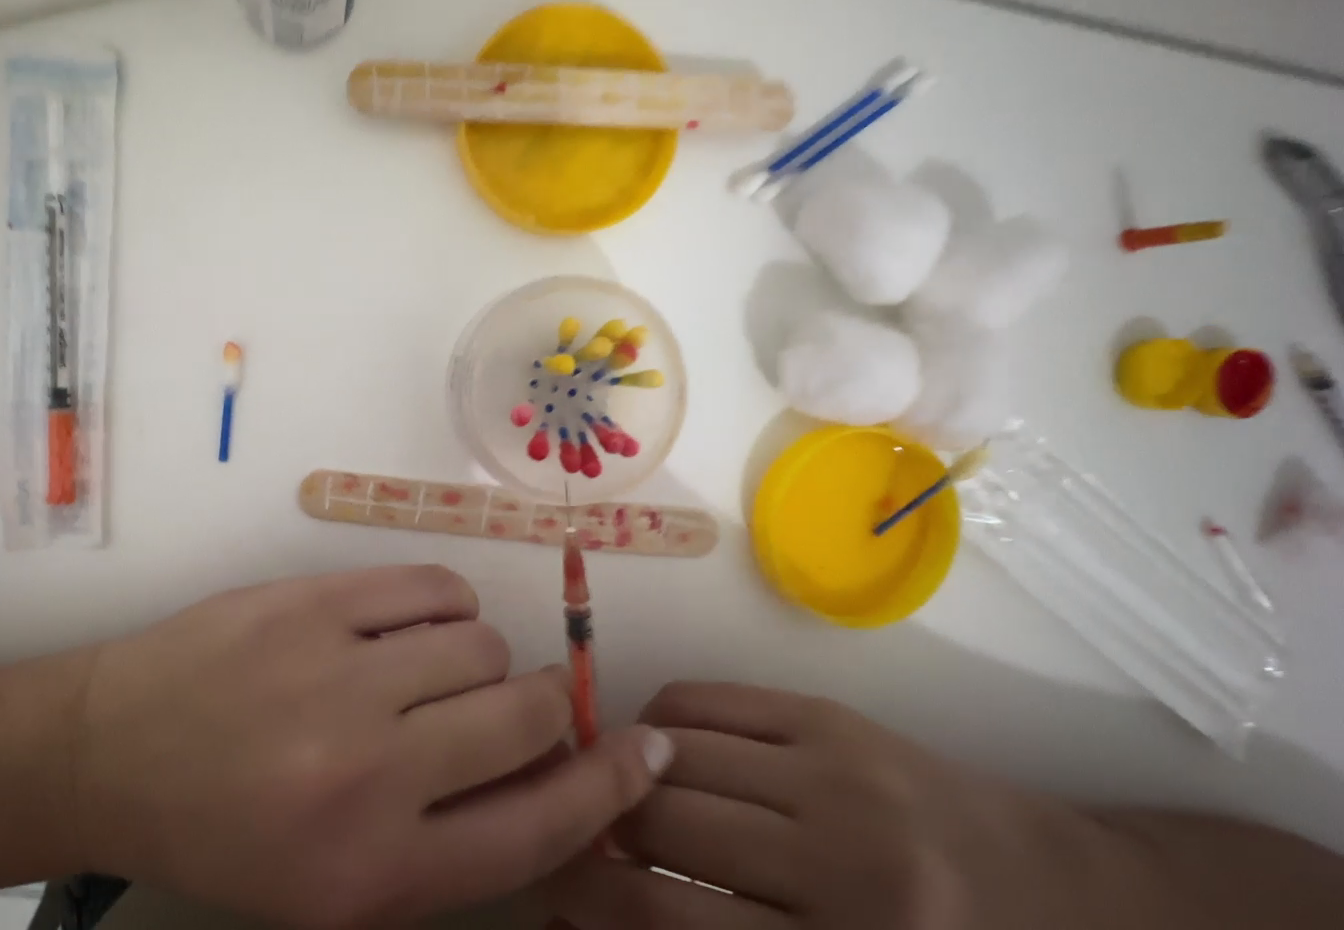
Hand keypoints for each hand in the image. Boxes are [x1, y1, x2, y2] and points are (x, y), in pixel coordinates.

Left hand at [58, 564, 672, 928]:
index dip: (610, 788)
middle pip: (527, 716)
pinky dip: (442, 604)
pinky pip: (432, 587)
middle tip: (513, 704)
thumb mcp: (340, 885)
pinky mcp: (313, 603)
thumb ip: (453, 842)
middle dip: (542, 708)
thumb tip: (560, 772)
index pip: (538, 828)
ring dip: (476, 658)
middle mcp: (370, 774)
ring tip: (428, 670)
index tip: (646, 752)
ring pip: (483, 643)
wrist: (115, 752)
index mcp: (378, 871)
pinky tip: (411, 625)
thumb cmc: (231, 834)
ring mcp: (340, 676)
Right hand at [542, 682, 1140, 929]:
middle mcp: (838, 862)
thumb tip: (601, 912)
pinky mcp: (830, 715)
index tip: (548, 887)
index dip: (587, 897)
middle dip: (596, 827)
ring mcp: (833, 773)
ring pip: (671, 752)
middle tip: (572, 832)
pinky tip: (656, 743)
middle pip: (660, 822)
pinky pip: (702, 699)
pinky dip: (657, 718)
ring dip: (621, 768)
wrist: (1059, 896)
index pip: (666, 918)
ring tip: (610, 785)